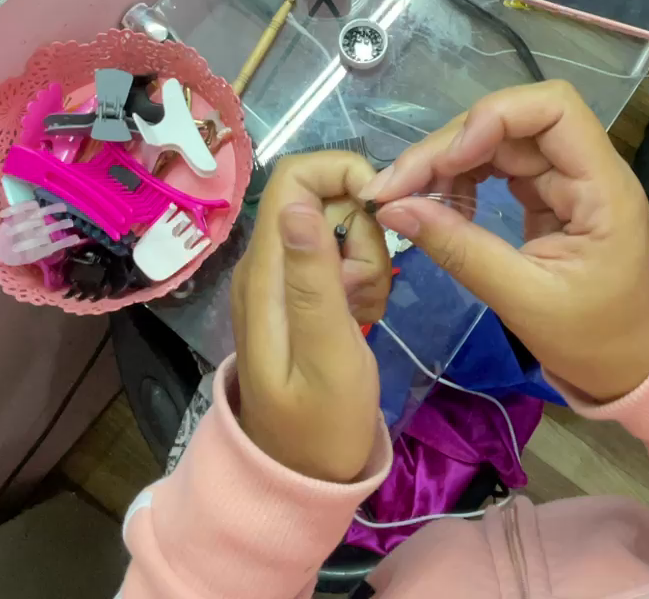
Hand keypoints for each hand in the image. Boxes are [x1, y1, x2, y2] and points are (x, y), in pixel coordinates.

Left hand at [230, 151, 388, 482]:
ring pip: (338, 224)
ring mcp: (285, 274)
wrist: (299, 474)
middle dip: (362, 228)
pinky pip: (341, 255)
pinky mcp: (303, 289)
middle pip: (324, 195)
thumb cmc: (318, 423)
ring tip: (365, 309)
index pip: (294, 176)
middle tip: (367, 288)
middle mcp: (268, 260)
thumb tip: (298, 205)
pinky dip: (363, 275)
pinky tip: (362, 314)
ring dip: (367, 257)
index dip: (342, 174)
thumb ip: (313, 279)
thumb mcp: (326, 353)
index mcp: (266, 269)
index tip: (382, 214)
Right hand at [365, 81, 648, 402]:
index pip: (555, 108)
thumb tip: (392, 209)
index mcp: (604, 187)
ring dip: (447, 158)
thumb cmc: (589, 339)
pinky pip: (496, 161)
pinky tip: (437, 200)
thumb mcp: (522, 301)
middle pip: (513, 120)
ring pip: (497, 137)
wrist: (622, 363)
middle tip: (394, 186)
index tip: (448, 159)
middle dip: (449, 145)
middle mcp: (586, 167)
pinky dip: (459, 174)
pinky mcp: (545, 188)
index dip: (496, 116)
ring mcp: (565, 175)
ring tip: (406, 194)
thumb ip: (460, 250)